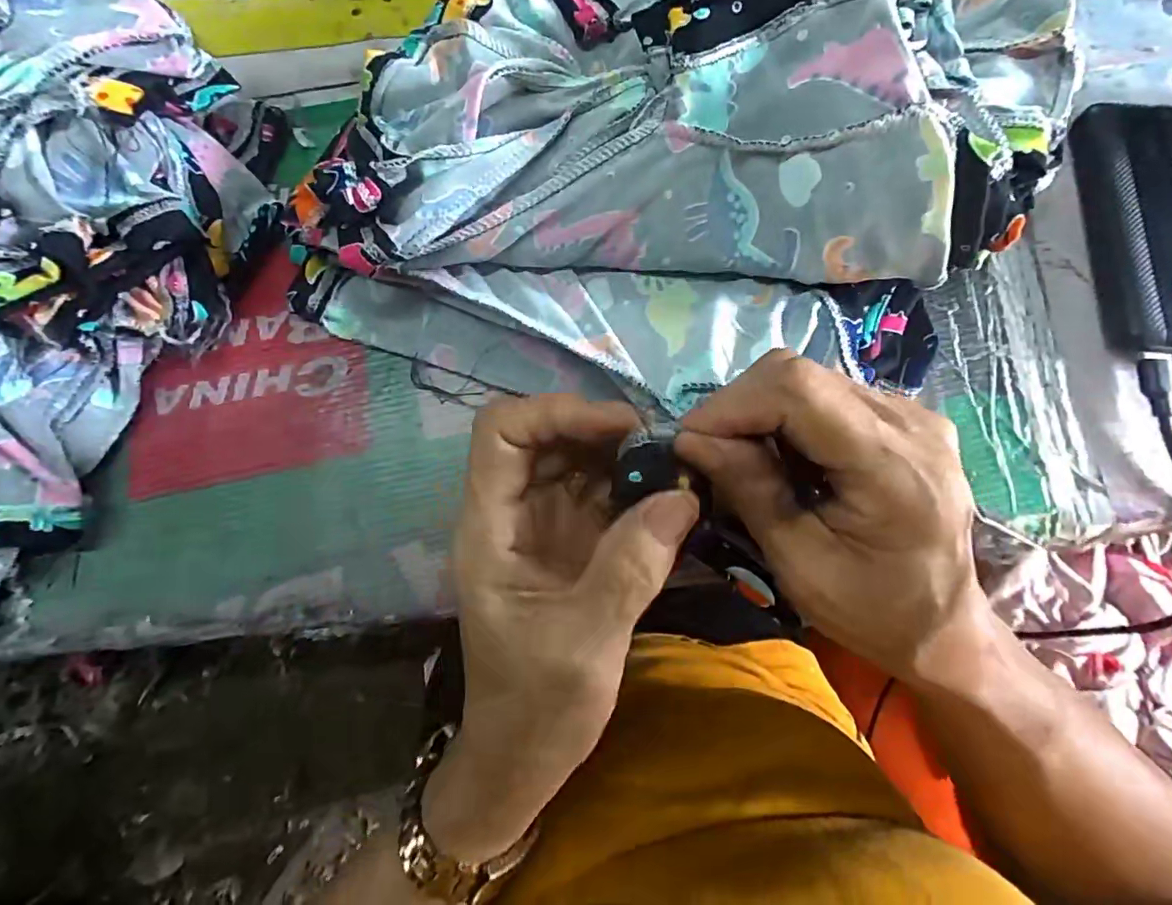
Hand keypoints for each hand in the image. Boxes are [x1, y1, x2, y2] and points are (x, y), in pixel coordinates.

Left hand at [429, 394, 699, 861]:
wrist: (521, 758)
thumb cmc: (535, 708)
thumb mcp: (585, 644)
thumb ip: (629, 569)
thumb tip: (681, 497)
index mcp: (490, 527)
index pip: (501, 432)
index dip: (555, 412)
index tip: (619, 427)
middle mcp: (510, 513)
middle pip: (542, 436)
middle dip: (599, 428)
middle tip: (662, 445)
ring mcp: (540, 525)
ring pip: (573, 459)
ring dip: (621, 455)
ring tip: (674, 465)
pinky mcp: (569, 543)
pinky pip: (598, 493)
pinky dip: (632, 486)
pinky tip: (670, 495)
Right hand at [674, 350, 987, 681]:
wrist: (945, 627)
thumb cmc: (872, 612)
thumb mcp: (800, 565)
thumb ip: (750, 492)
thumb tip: (691, 440)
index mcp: (892, 468)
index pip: (798, 391)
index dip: (732, 404)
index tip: (690, 441)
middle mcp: (910, 424)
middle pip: (799, 374)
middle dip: (738, 406)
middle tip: (709, 451)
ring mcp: (912, 414)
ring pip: (808, 377)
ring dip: (759, 410)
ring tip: (743, 457)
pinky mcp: (904, 416)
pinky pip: (826, 393)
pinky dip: (786, 415)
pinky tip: (783, 456)